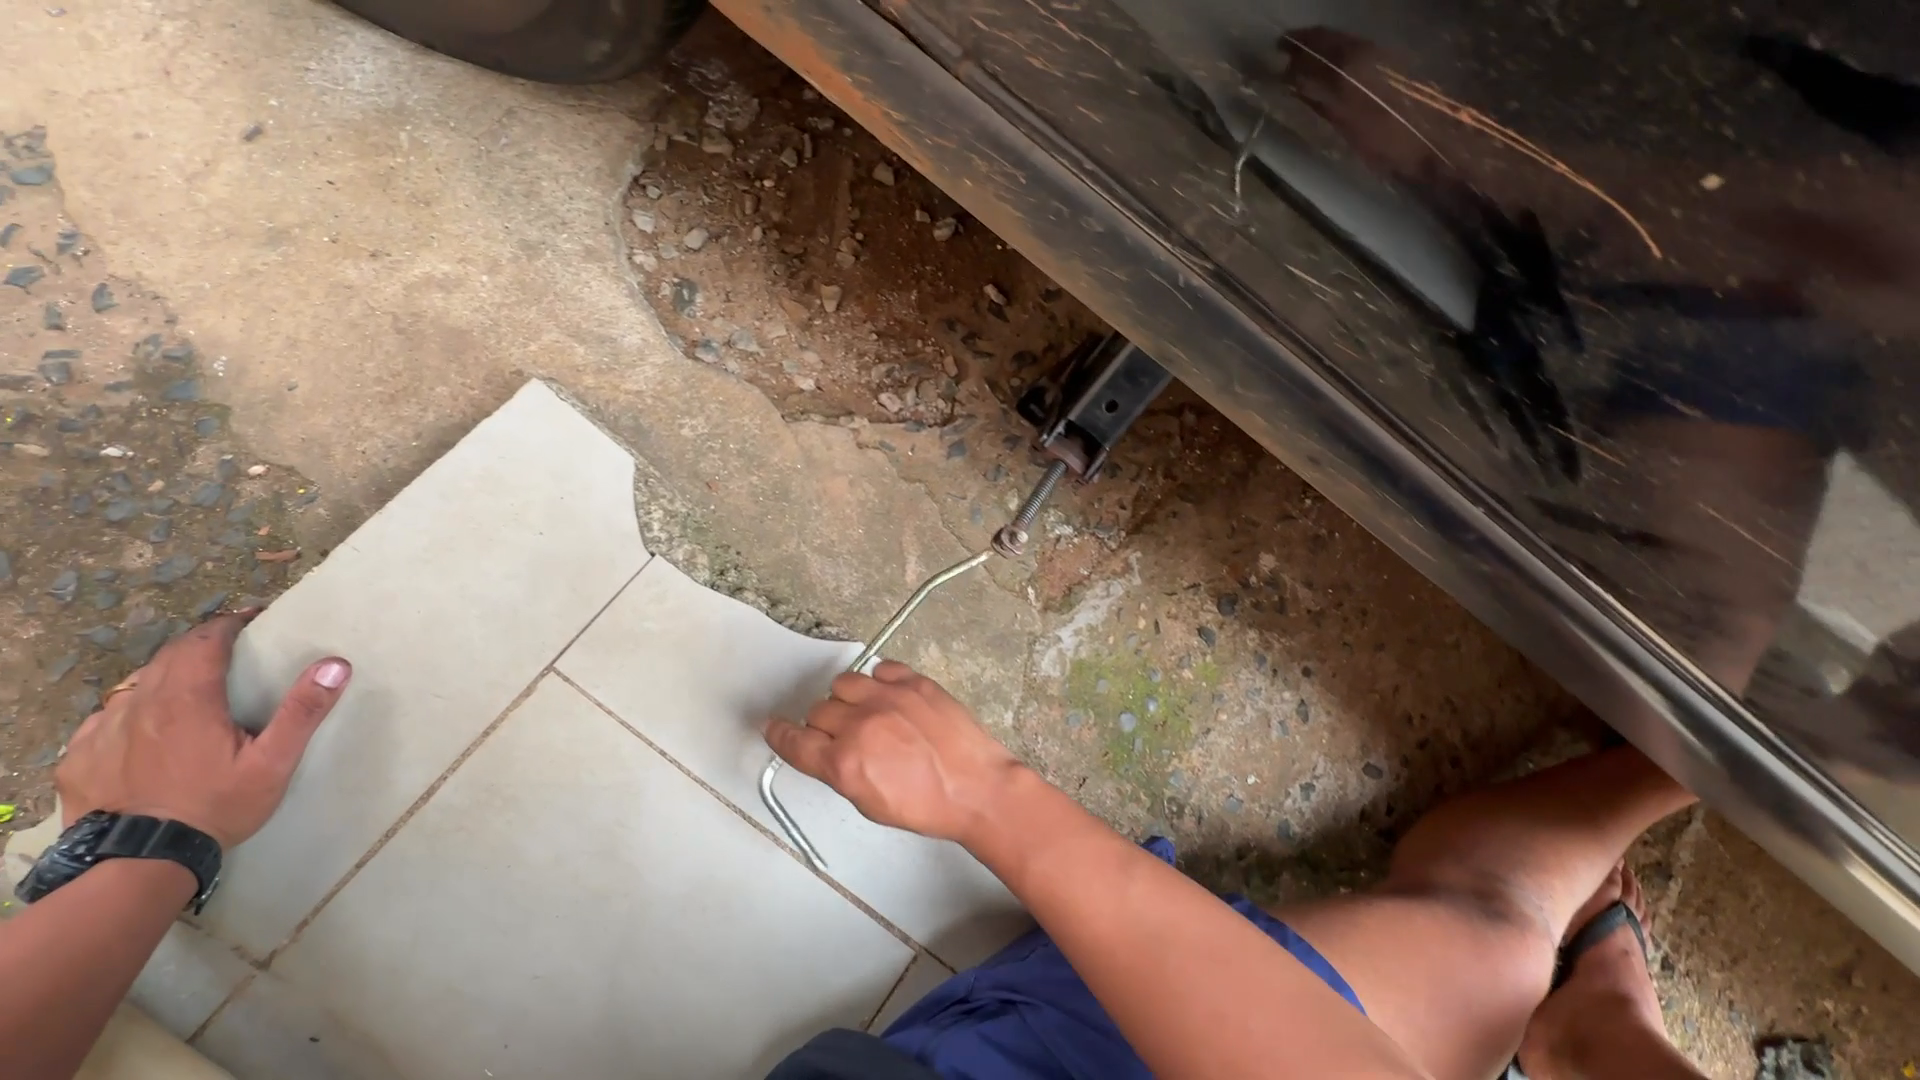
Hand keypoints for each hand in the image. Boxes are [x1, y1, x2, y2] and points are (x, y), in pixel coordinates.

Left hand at [58, 612, 351, 850]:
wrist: (138, 862)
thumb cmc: (216, 807)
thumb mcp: (273, 763)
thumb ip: (302, 711)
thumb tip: (336, 664)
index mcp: (187, 699)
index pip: (204, 641)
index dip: (229, 624)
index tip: (252, 619)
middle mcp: (140, 704)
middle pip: (168, 656)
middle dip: (200, 644)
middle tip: (229, 648)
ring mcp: (102, 730)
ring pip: (136, 685)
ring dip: (166, 676)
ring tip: (190, 689)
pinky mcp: (79, 757)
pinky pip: (106, 719)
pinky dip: (132, 711)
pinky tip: (145, 730)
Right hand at [764, 660, 1025, 842]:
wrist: (976, 788)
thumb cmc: (927, 806)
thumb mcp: (870, 804)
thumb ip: (841, 772)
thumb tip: (828, 751)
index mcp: (844, 764)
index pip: (794, 741)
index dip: (780, 735)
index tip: (774, 728)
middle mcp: (859, 726)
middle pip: (818, 712)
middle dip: (825, 725)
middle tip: (846, 737)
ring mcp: (887, 699)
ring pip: (843, 684)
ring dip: (848, 699)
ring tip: (867, 713)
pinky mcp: (913, 682)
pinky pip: (879, 669)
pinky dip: (880, 681)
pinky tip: (891, 698)